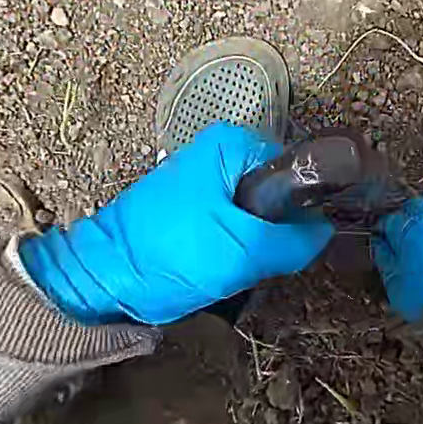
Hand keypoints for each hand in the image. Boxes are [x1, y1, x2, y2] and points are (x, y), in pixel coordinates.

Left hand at [19, 123, 333, 324]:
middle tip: (263, 257)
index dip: (301, 207)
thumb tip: (323, 232)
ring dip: (254, 241)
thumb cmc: (172, 254)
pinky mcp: (190, 205)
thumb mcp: (244, 251)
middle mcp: (217, 151)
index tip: (296, 240)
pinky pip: (232, 221)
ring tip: (238, 263)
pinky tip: (221, 263)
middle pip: (275, 191)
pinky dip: (234, 244)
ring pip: (254, 211)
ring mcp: (201, 178)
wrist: (99, 279)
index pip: (294, 169)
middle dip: (275, 228)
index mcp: (231, 144)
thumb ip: (294, 241)